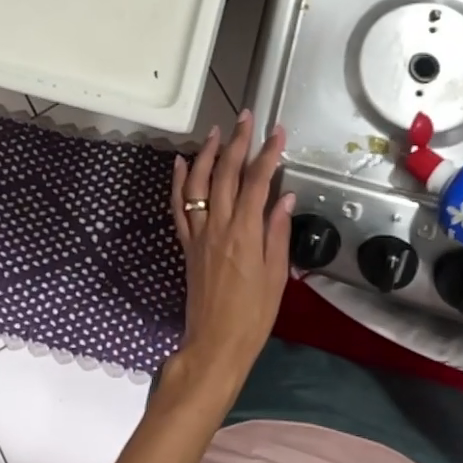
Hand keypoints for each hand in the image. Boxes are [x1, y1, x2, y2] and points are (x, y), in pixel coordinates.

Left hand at [169, 111, 295, 383]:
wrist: (215, 345)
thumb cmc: (253, 316)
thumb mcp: (276, 277)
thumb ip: (278, 233)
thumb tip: (284, 197)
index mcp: (245, 234)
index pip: (257, 182)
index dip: (268, 154)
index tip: (277, 132)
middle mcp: (219, 226)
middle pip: (225, 174)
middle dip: (237, 142)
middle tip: (245, 118)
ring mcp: (198, 233)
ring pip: (198, 183)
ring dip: (206, 153)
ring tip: (215, 131)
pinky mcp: (186, 244)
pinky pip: (178, 206)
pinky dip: (178, 181)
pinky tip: (181, 162)